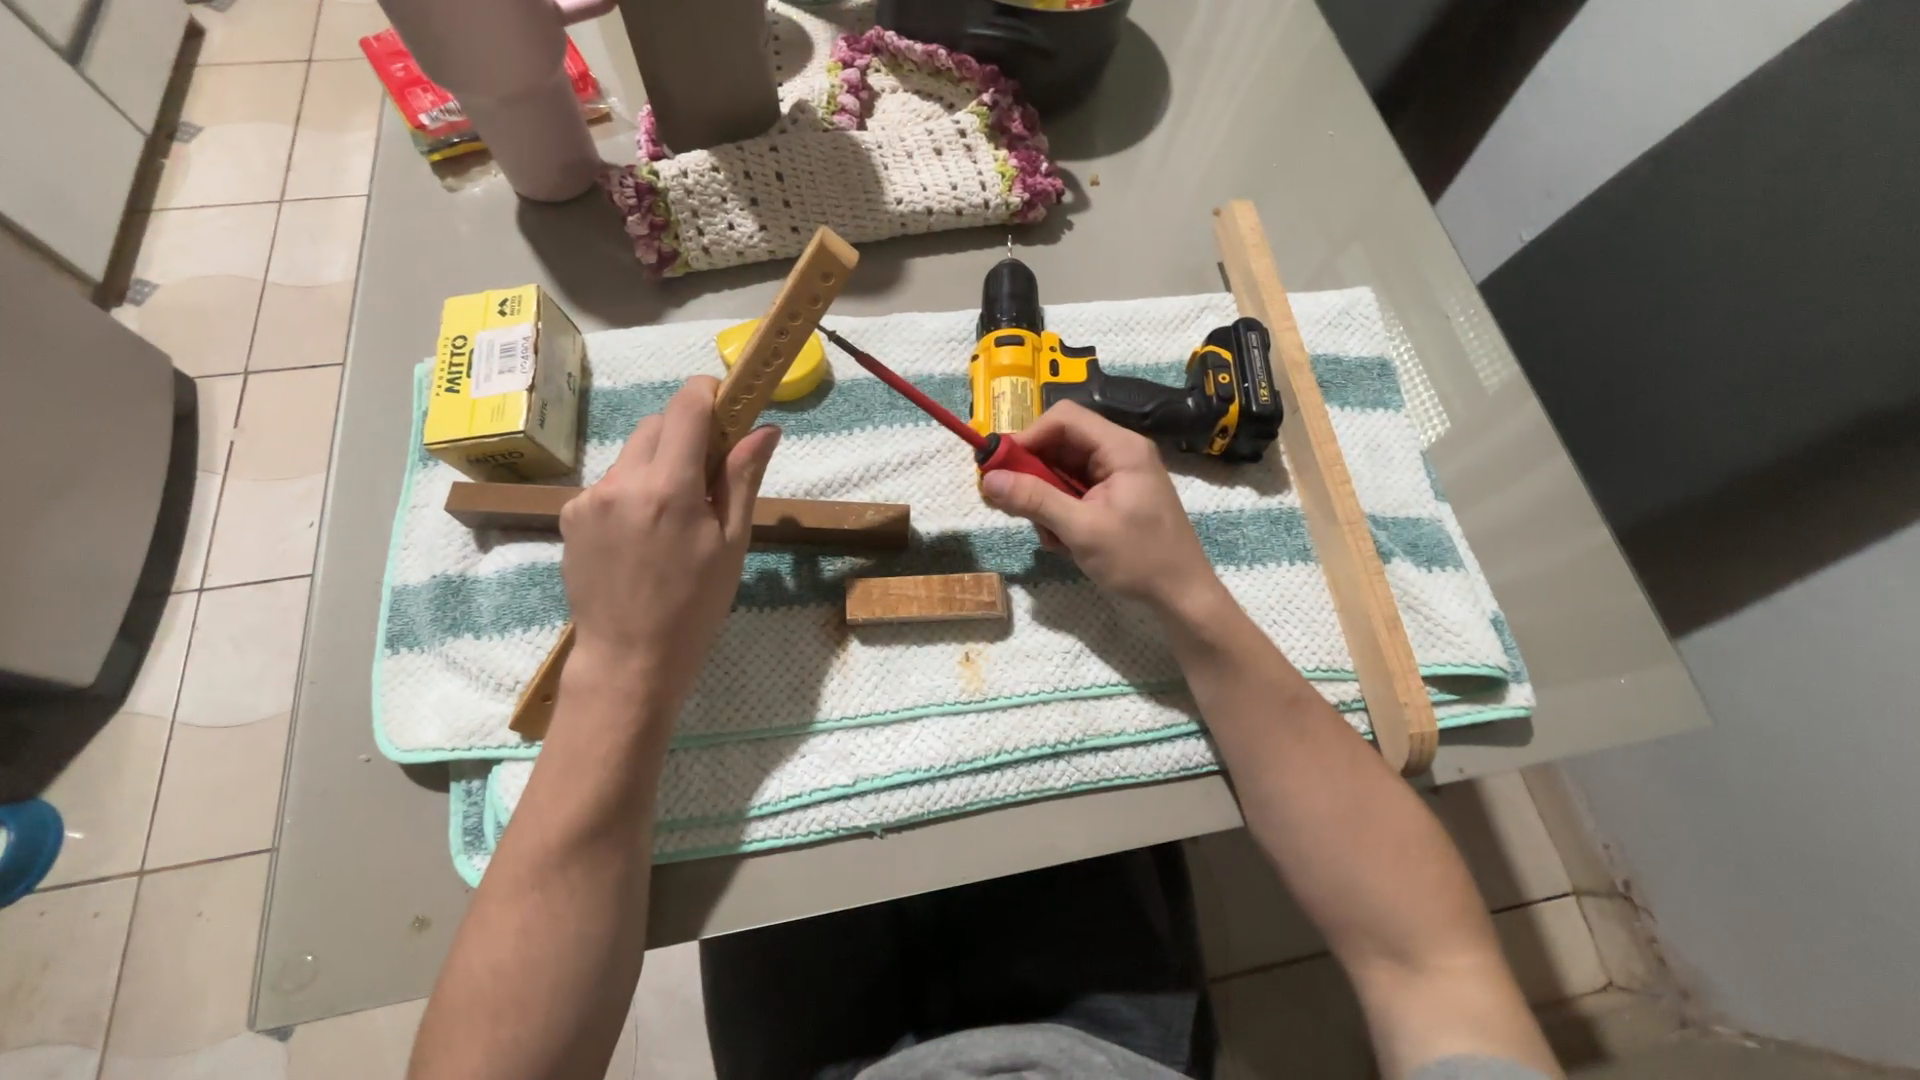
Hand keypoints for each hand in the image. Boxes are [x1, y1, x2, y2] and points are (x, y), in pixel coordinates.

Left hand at [558, 376, 780, 710]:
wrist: (629, 659)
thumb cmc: (695, 607)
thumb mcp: (732, 545)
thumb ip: (743, 479)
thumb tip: (765, 428)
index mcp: (671, 488)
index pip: (687, 406)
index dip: (710, 396)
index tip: (727, 412)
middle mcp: (623, 482)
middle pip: (657, 424)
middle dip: (686, 434)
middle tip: (708, 477)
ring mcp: (589, 498)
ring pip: (632, 453)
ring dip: (658, 464)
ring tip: (672, 516)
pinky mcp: (570, 514)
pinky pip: (610, 482)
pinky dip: (632, 491)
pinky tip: (641, 534)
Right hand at [979, 402, 1218, 614]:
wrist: (1183, 596)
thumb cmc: (1139, 559)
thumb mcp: (1080, 530)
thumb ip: (1034, 500)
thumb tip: (987, 480)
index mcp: (1121, 448)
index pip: (1064, 419)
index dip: (1027, 437)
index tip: (1000, 468)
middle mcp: (1120, 452)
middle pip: (1060, 444)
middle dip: (1034, 476)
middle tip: (1013, 506)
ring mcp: (1119, 476)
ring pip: (1063, 471)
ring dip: (1046, 501)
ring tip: (1051, 537)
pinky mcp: (1116, 497)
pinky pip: (1075, 492)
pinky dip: (1061, 514)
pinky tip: (1065, 543)